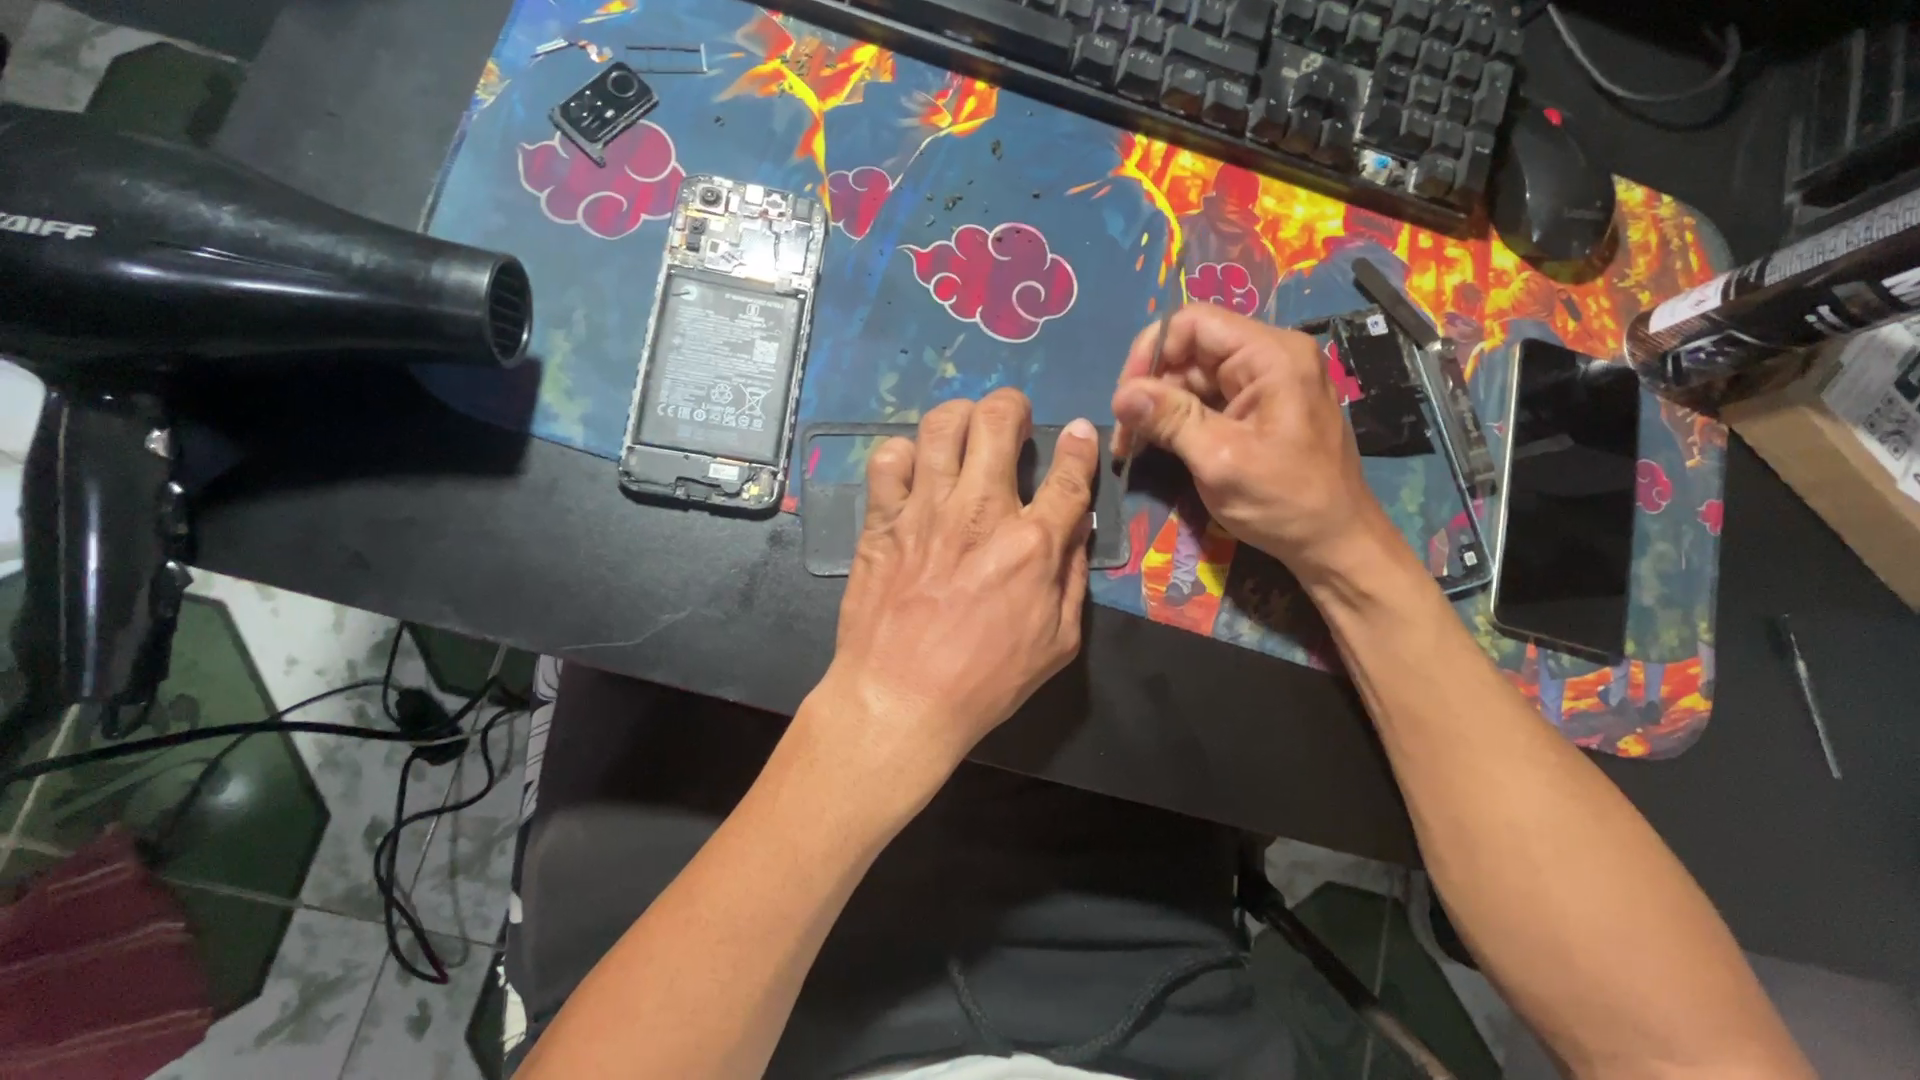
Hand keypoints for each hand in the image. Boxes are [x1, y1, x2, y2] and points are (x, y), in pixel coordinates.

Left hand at [806, 389, 1097, 788]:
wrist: (900, 698)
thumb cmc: (986, 682)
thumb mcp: (1058, 643)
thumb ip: (1072, 579)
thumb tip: (1075, 531)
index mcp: (1032, 544)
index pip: (1068, 475)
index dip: (1080, 445)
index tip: (1079, 431)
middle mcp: (980, 512)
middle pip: (998, 421)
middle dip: (1012, 406)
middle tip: (1012, 422)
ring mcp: (925, 511)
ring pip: (941, 425)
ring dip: (961, 417)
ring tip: (965, 432)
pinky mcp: (882, 520)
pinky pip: (888, 459)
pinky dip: (904, 454)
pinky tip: (915, 471)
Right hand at [1110, 304, 1397, 589]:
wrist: (1336, 544)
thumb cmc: (1285, 501)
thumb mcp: (1220, 460)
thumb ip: (1170, 420)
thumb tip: (1120, 396)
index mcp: (1271, 356)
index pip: (1193, 323)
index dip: (1151, 352)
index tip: (1126, 400)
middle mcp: (1270, 357)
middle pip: (1192, 350)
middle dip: (1151, 386)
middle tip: (1125, 435)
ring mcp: (1266, 384)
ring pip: (1195, 377)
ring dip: (1160, 408)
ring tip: (1133, 446)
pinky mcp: (1260, 409)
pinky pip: (1209, 400)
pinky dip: (1180, 420)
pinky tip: (1158, 446)